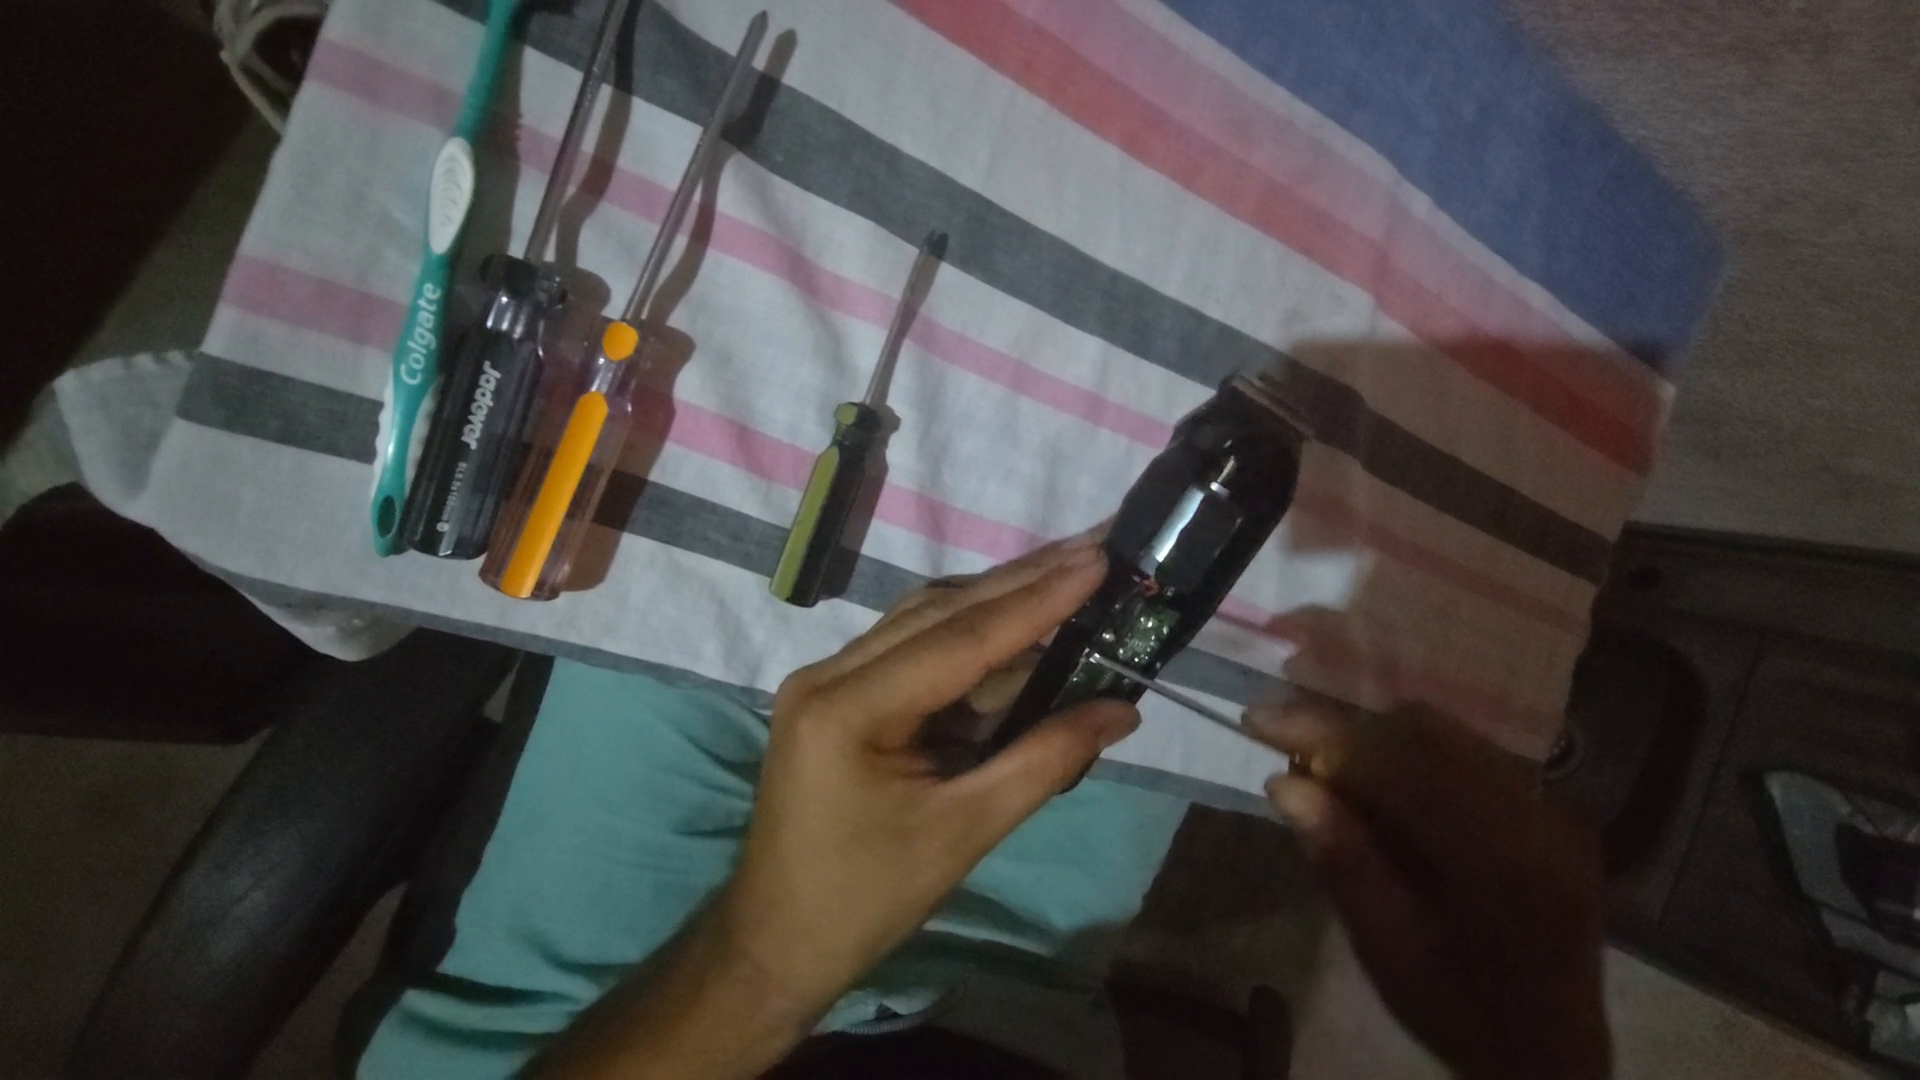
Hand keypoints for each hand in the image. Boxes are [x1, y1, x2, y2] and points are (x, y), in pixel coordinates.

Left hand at [716, 535, 1139, 1020]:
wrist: (776, 940)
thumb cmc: (867, 900)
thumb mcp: (965, 833)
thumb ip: (1044, 761)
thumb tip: (1122, 709)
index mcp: (849, 709)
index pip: (959, 640)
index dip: (1035, 599)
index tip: (1097, 559)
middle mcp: (829, 673)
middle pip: (939, 612)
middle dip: (1022, 580)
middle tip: (1092, 546)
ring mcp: (827, 678)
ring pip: (923, 620)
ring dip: (996, 599)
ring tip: (1066, 571)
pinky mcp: (838, 693)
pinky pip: (911, 647)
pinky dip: (967, 634)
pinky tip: (1013, 621)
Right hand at [1248, 700, 1609, 1079]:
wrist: (1549, 1051)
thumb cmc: (1458, 1009)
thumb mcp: (1387, 949)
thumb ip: (1343, 862)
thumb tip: (1282, 784)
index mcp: (1503, 864)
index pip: (1402, 768)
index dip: (1325, 738)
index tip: (1260, 723)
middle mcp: (1537, 819)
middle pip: (1422, 734)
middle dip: (1342, 729)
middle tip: (1281, 738)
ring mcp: (1546, 807)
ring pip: (1439, 732)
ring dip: (1370, 735)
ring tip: (1319, 760)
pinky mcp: (1540, 806)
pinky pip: (1459, 748)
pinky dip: (1401, 748)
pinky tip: (1367, 773)